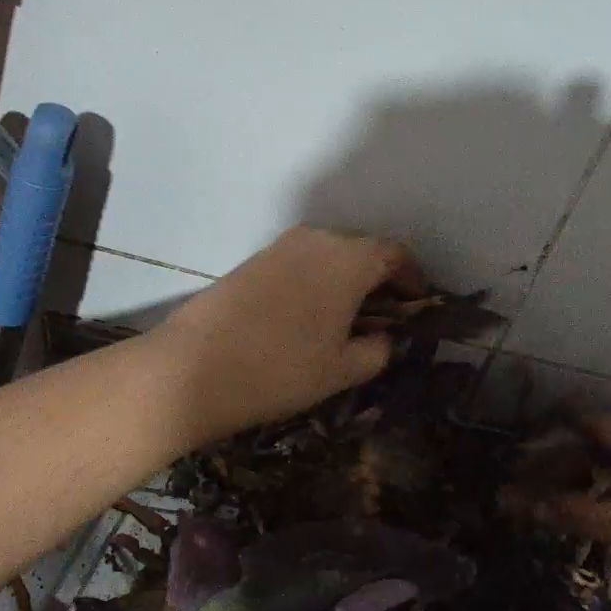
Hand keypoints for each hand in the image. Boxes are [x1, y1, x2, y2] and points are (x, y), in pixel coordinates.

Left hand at [148, 227, 424, 446]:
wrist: (191, 369)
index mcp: (349, 259)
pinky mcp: (254, 260)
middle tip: (386, 317)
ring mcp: (281, 247)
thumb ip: (377, 350)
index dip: (414, 280)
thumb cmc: (280, 369)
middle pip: (363, 251)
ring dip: (347, 280)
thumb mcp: (342, 370)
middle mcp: (318, 240)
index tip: (419, 306)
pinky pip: (301, 263)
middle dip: (380, 280)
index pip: (396, 255)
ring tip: (348, 320)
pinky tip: (310, 317)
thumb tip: (385, 340)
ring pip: (330, 256)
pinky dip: (317, 282)